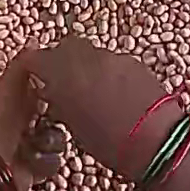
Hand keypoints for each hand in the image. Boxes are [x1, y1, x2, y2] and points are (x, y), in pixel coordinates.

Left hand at [0, 51, 67, 190]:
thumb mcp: (8, 86)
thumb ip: (23, 65)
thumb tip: (36, 41)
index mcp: (14, 98)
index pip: (44, 88)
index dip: (56, 87)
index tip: (63, 87)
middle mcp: (22, 120)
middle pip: (56, 114)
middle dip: (58, 116)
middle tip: (53, 118)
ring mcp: (29, 144)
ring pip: (59, 138)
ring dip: (51, 141)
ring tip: (38, 142)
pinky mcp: (35, 167)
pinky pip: (54, 161)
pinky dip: (46, 161)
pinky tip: (34, 159)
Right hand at [26, 37, 176, 179]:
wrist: (157, 141)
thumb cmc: (109, 142)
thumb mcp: (73, 126)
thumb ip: (59, 102)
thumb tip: (52, 92)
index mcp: (63, 72)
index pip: (36, 58)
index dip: (32, 67)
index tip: (32, 78)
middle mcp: (86, 57)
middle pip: (65, 47)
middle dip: (60, 60)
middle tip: (61, 82)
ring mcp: (112, 57)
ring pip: (90, 54)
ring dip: (85, 67)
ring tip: (91, 92)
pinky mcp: (134, 62)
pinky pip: (111, 61)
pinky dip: (107, 72)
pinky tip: (114, 93)